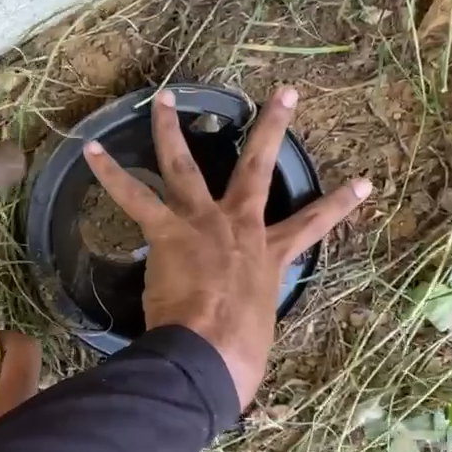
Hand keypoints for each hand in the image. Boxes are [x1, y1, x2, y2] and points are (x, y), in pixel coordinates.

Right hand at [0, 331, 42, 451]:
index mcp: (16, 399)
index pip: (24, 348)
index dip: (2, 343)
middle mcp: (38, 406)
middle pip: (23, 371)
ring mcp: (51, 426)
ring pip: (24, 397)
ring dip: (2, 403)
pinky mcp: (49, 444)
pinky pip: (30, 418)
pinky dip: (12, 421)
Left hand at [83, 86, 369, 407]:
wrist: (212, 356)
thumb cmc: (238, 356)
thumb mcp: (255, 334)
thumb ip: (247, 321)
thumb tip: (236, 351)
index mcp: (269, 256)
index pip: (311, 226)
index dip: (338, 206)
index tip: (363, 183)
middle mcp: (242, 228)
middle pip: (259, 168)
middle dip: (272, 128)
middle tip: (283, 94)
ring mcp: (204, 224)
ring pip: (184, 165)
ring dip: (169, 129)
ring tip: (163, 97)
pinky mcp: (168, 231)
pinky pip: (132, 195)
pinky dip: (108, 173)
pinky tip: (89, 150)